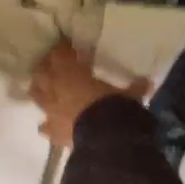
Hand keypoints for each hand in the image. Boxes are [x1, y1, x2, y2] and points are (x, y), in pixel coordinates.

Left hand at [26, 42, 150, 147]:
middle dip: (46, 67)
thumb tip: (148, 81)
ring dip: (39, 91)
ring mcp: (51, 111)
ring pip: (37, 96)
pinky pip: (45, 127)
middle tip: (51, 64)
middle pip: (42, 73)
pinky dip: (47, 125)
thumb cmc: (114, 107)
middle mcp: (56, 89)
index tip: (66, 46)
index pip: (61, 55)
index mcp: (72, 74)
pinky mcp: (53, 132)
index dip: (63, 50)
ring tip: (44, 89)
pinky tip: (47, 126)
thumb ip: (135, 88)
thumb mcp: (128, 95)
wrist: (103, 137)